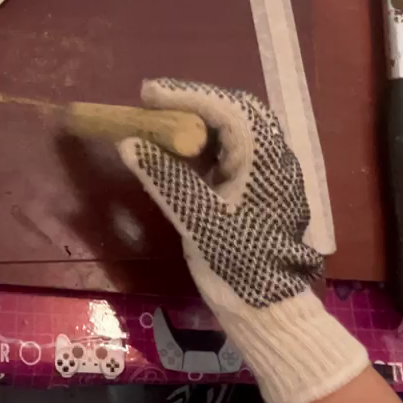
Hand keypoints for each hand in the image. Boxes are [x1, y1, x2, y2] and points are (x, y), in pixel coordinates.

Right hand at [118, 79, 368, 402]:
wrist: (271, 309)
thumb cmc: (239, 264)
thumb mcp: (198, 220)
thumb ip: (164, 177)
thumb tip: (129, 142)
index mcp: (265, 160)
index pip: (228, 109)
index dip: (187, 94)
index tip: (149, 93)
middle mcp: (273, 156)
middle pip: (235, 110)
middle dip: (193, 101)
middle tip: (152, 102)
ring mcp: (269, 170)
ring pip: (235, 127)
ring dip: (198, 118)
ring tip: (160, 120)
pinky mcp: (260, 184)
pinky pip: (232, 148)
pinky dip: (204, 140)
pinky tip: (180, 149)